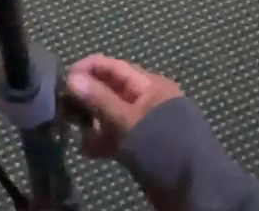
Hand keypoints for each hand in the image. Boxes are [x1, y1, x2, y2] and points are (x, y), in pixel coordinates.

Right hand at [66, 55, 184, 159]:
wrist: (195, 191)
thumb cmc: (162, 146)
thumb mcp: (128, 121)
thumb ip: (99, 98)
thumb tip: (71, 77)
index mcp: (148, 85)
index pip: (112, 66)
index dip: (86, 69)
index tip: (63, 80)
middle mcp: (146, 99)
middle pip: (110, 89)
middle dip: (86, 96)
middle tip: (64, 107)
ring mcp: (145, 124)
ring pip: (112, 114)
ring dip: (92, 120)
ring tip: (72, 129)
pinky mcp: (144, 146)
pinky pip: (118, 135)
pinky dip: (102, 140)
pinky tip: (86, 150)